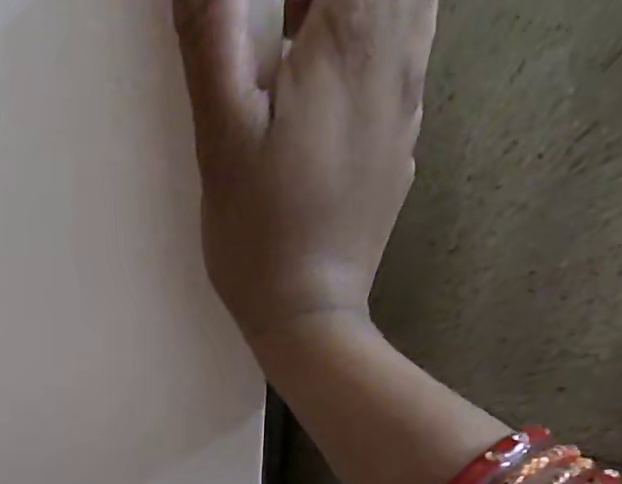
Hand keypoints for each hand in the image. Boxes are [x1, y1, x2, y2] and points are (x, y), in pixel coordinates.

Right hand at [173, 0, 437, 340]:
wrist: (311, 314)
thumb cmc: (260, 233)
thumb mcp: (221, 133)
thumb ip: (210, 31)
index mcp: (353, 41)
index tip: (269, 20)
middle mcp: (399, 59)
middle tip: (281, 28)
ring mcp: (409, 105)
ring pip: (410, 5)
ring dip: (355, 6)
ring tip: (299, 32)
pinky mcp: (402, 141)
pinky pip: (407, 52)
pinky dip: (374, 31)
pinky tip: (325, 66)